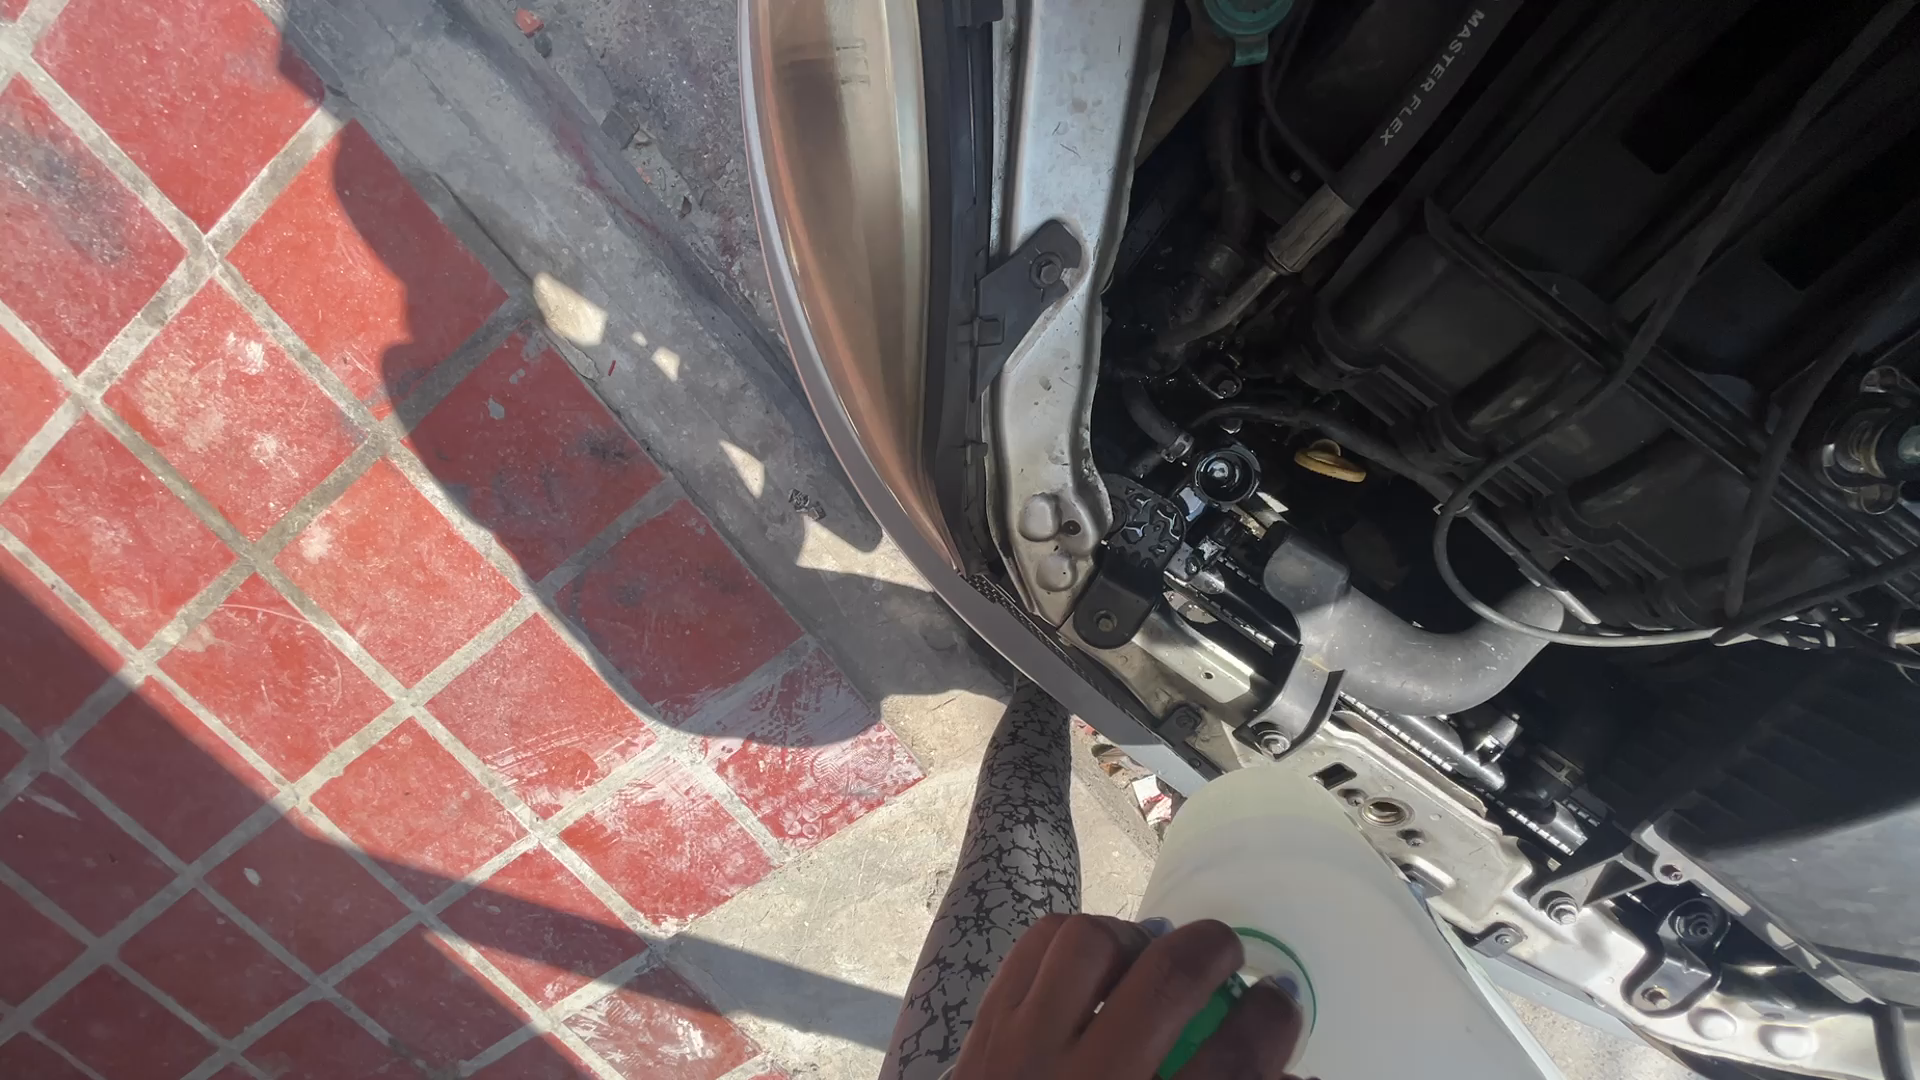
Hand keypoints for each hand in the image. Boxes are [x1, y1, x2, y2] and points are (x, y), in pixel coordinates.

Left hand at [951, 914, 1305, 1079]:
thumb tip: (1292, 1073)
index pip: (1232, 1065)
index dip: (1272, 1021)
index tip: (1280, 998)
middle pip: (1166, 981)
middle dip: (1212, 948)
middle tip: (1227, 949)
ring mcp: (1027, 1048)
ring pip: (1089, 943)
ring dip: (1132, 936)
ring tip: (1148, 951)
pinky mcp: (988, 1022)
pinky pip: (1037, 943)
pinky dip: (1073, 934)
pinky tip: (1094, 956)